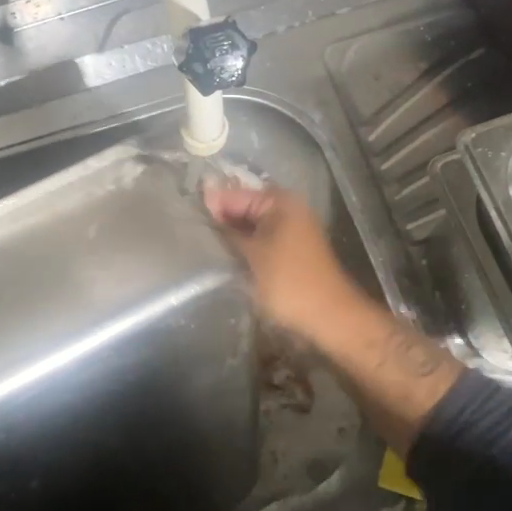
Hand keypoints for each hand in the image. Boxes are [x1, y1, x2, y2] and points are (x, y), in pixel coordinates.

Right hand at [204, 184, 368, 345]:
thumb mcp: (252, 254)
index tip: (183, 219)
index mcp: (280, 202)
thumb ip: (228, 229)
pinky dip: (244, 246)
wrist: (327, 316)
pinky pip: (260, 238)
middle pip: (244, 207)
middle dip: (220, 220)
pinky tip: (224, 257)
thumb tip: (206, 204)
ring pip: (251, 225)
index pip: (235, 194)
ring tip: (201, 246)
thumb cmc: (288, 282)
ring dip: (231, 235)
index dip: (210, 206)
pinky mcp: (290, 249)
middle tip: (189, 233)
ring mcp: (291, 229)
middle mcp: (287, 209)